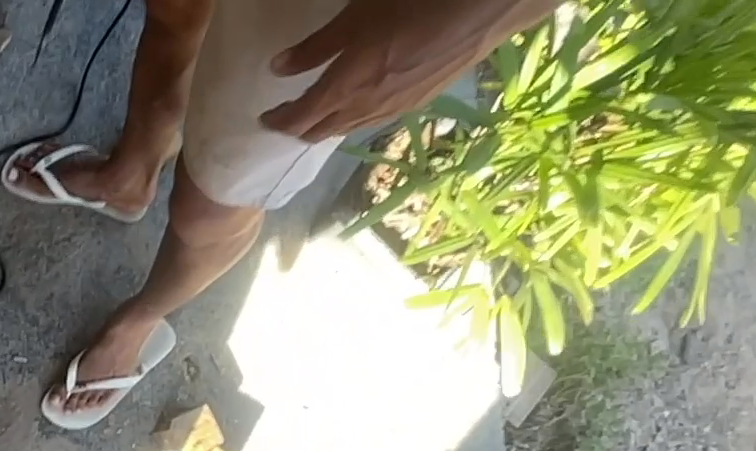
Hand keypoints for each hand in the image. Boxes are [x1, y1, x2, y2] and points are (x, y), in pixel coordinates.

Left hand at [261, 0, 554, 141]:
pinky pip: (372, 122)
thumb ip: (316, 48)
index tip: (263, 119)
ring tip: (315, 118)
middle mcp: (364, 109)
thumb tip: (278, 68)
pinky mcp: (417, 103)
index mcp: (344, 88)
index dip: (277, 122)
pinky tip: (355, 110)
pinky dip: (353, 121)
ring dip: (325, 128)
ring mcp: (392, 110)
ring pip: (346, 131)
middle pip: (319, 132)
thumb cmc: (417, 0)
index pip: (298, 120)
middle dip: (297, 130)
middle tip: (285, 120)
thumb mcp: (357, 15)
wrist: (491, 3)